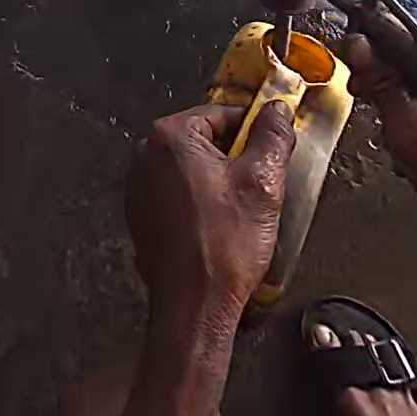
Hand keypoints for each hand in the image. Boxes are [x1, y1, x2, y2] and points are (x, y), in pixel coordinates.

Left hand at [125, 102, 295, 327]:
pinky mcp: (140, 210)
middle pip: (204, 138)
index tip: (271, 149)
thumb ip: (272, 137)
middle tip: (259, 186)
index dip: (252, 130)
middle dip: (234, 157)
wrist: (192, 305)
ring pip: (191, 165)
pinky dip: (198, 198)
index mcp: (169, 136)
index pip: (221, 114)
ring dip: (217, 179)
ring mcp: (139, 182)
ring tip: (240, 210)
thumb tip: (277, 109)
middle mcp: (145, 153)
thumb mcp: (261, 182)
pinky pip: (176, 189)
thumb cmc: (223, 245)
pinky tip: (217, 224)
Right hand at [340, 29, 416, 266]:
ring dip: (393, 95)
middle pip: (415, 54)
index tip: (344, 53)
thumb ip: (385, 88)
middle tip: (358, 93)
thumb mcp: (416, 138)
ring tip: (384, 125)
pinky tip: (402, 136)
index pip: (411, 34)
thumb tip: (358, 45)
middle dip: (382, 73)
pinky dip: (409, 110)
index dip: (373, 40)